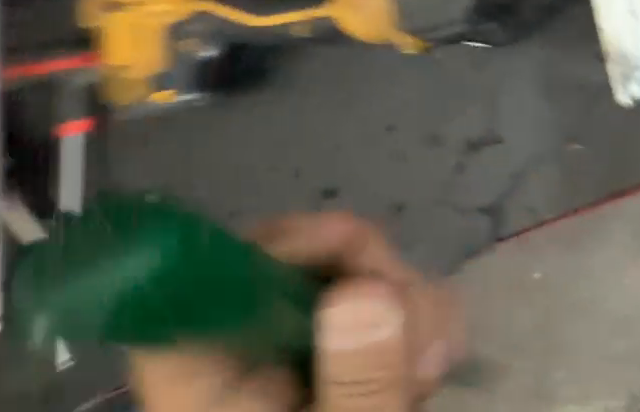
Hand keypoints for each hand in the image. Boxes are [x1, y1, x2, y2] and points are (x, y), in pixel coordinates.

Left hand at [129, 213, 465, 411]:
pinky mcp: (337, 362)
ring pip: (347, 280)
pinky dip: (419, 317)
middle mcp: (241, 368)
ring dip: (409, 301)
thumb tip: (365, 288)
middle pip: (289, 268)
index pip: (200, 291)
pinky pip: (379, 307)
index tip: (355, 244)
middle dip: (372, 272)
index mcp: (208, 395)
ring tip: (434, 364)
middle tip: (419, 323)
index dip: (273, 246)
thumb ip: (360, 384)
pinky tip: (438, 359)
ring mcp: (294, 363)